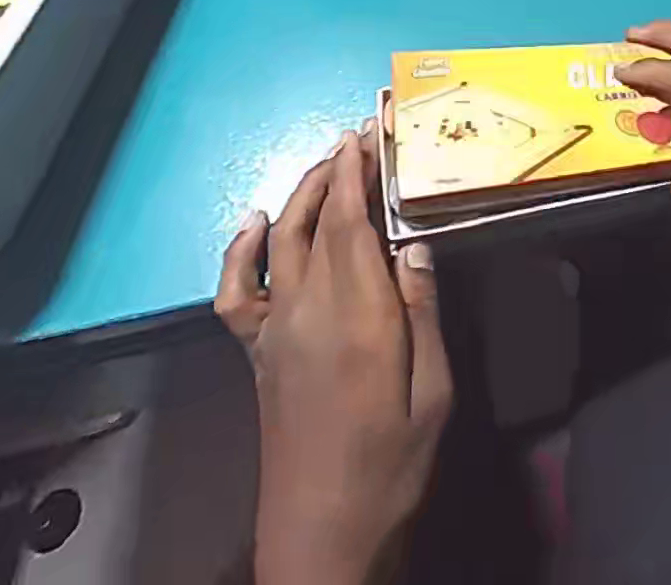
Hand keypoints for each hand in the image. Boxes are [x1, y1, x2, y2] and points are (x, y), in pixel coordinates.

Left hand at [214, 126, 452, 584]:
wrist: (323, 532)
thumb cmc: (392, 462)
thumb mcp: (433, 390)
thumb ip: (422, 311)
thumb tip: (413, 243)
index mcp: (358, 315)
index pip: (353, 223)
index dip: (357, 174)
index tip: (367, 136)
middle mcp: (308, 309)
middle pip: (317, 220)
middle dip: (334, 171)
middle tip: (355, 138)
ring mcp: (275, 328)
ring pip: (281, 239)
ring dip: (301, 194)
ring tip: (325, 163)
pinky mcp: (257, 350)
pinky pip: (237, 289)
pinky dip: (240, 248)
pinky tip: (254, 220)